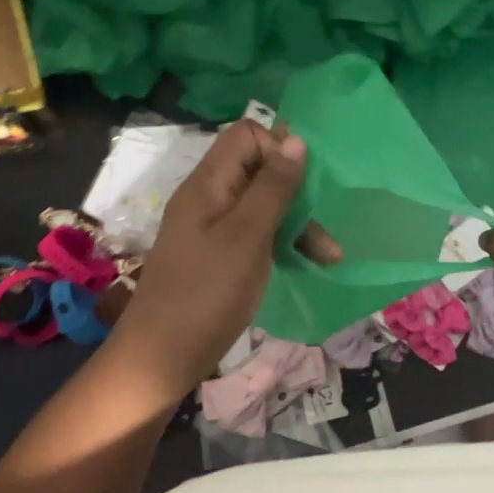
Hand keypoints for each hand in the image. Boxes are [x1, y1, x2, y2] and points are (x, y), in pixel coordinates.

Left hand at [109, 120, 306, 389]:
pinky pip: (257, 234)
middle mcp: (208, 199)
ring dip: (298, 224)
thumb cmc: (207, 293)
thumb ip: (272, 187)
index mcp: (208, 185)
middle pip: (259, 171)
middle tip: (324, 232)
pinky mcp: (220, 256)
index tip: (302, 186)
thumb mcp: (247, 236)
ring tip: (330, 257)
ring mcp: (213, 229)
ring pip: (264, 206)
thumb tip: (295, 138)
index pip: (246, 136)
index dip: (279, 150)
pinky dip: (283, 244)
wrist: (163, 356)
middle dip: (297, 194)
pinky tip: (306, 264)